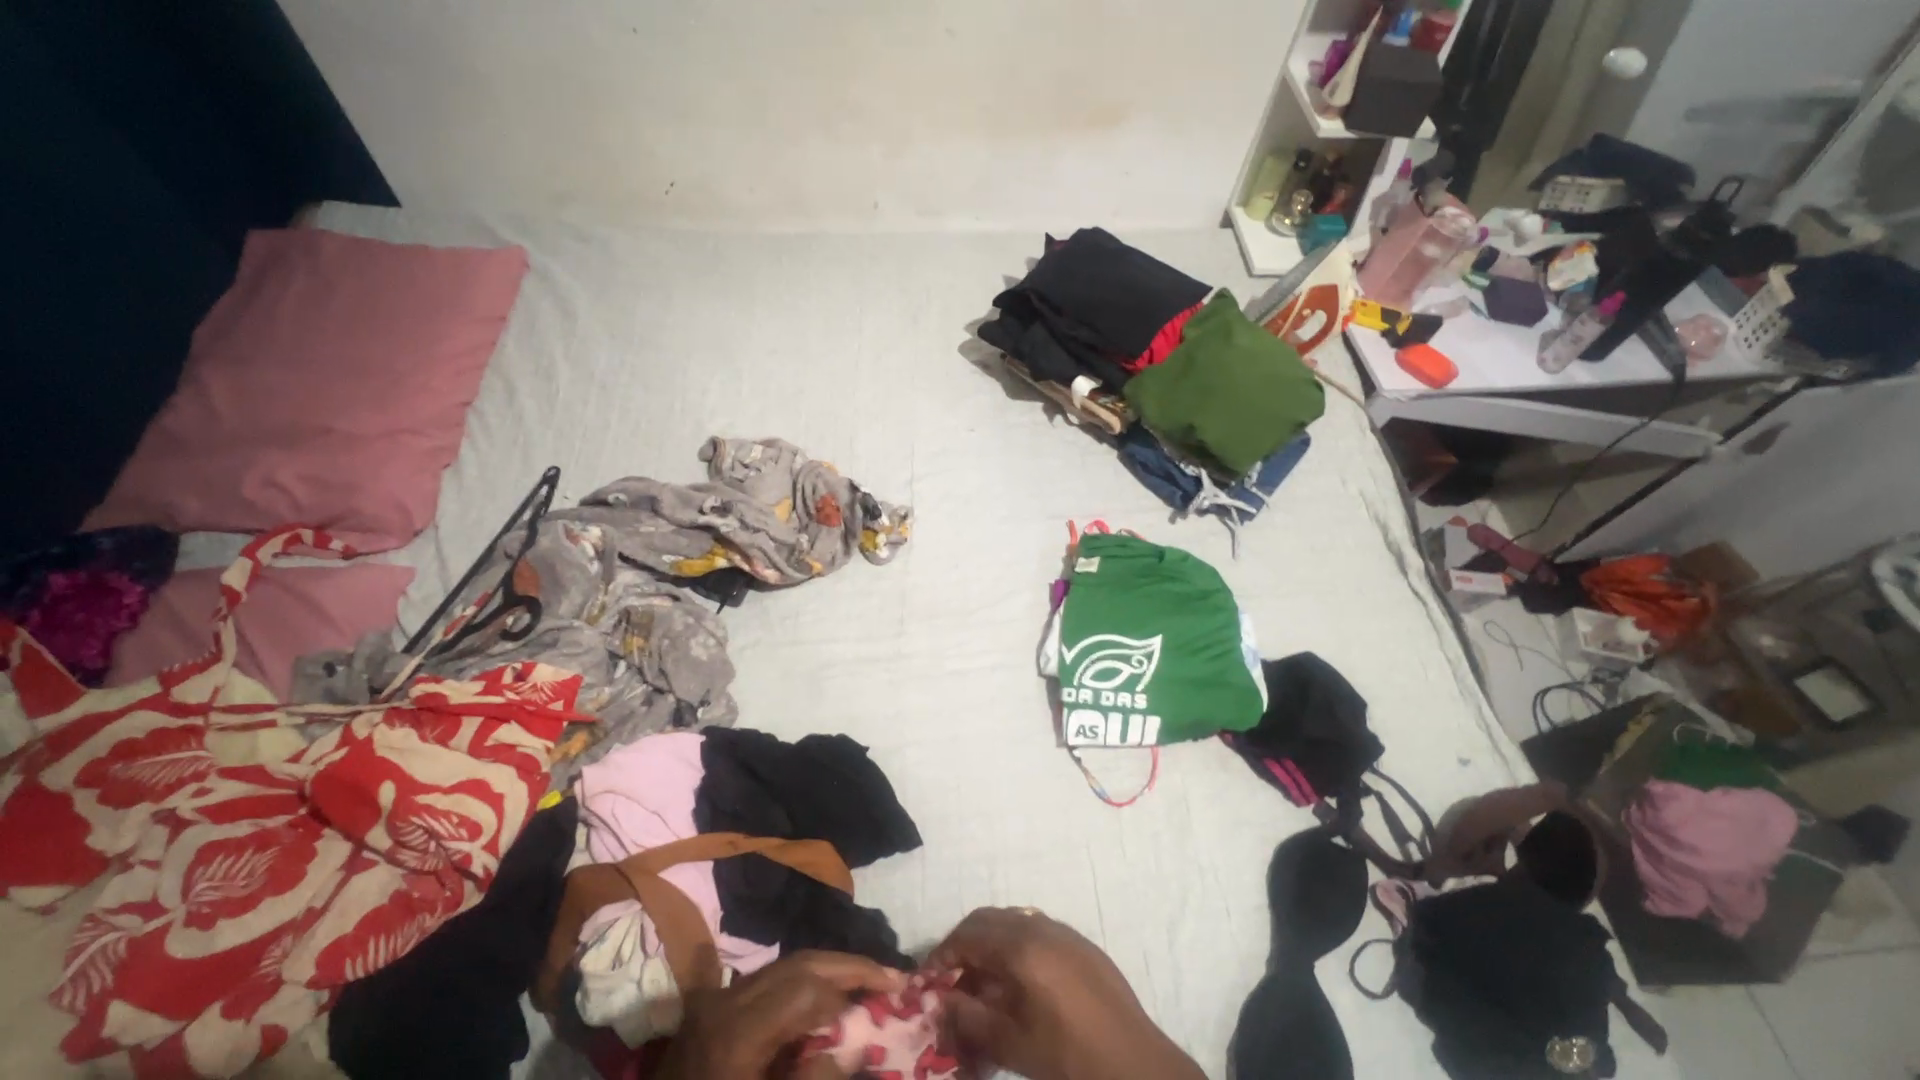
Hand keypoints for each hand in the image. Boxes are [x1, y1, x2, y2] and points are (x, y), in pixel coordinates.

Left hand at [656, 950, 904, 1079]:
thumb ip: (814, 1078)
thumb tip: (853, 1047)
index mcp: (740, 1032)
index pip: (809, 986)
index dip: (854, 984)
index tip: (893, 994)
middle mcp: (726, 1003)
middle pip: (798, 965)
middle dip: (847, 966)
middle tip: (889, 977)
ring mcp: (713, 1002)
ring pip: (780, 967)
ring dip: (824, 969)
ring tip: (862, 982)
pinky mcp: (706, 1011)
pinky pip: (758, 981)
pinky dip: (794, 979)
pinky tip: (815, 990)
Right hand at [930, 907, 1204, 1079]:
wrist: (1135, 1065)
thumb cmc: (1068, 1056)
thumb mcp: (1011, 1043)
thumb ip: (970, 1018)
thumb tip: (943, 1002)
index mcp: (1023, 947)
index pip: (969, 934)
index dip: (944, 954)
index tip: (931, 979)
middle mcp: (1043, 929)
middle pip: (990, 919)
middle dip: (966, 943)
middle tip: (953, 977)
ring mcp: (1068, 935)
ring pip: (1016, 922)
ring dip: (993, 943)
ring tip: (985, 983)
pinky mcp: (1086, 948)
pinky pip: (1040, 932)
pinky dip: (1019, 947)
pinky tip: (1020, 983)